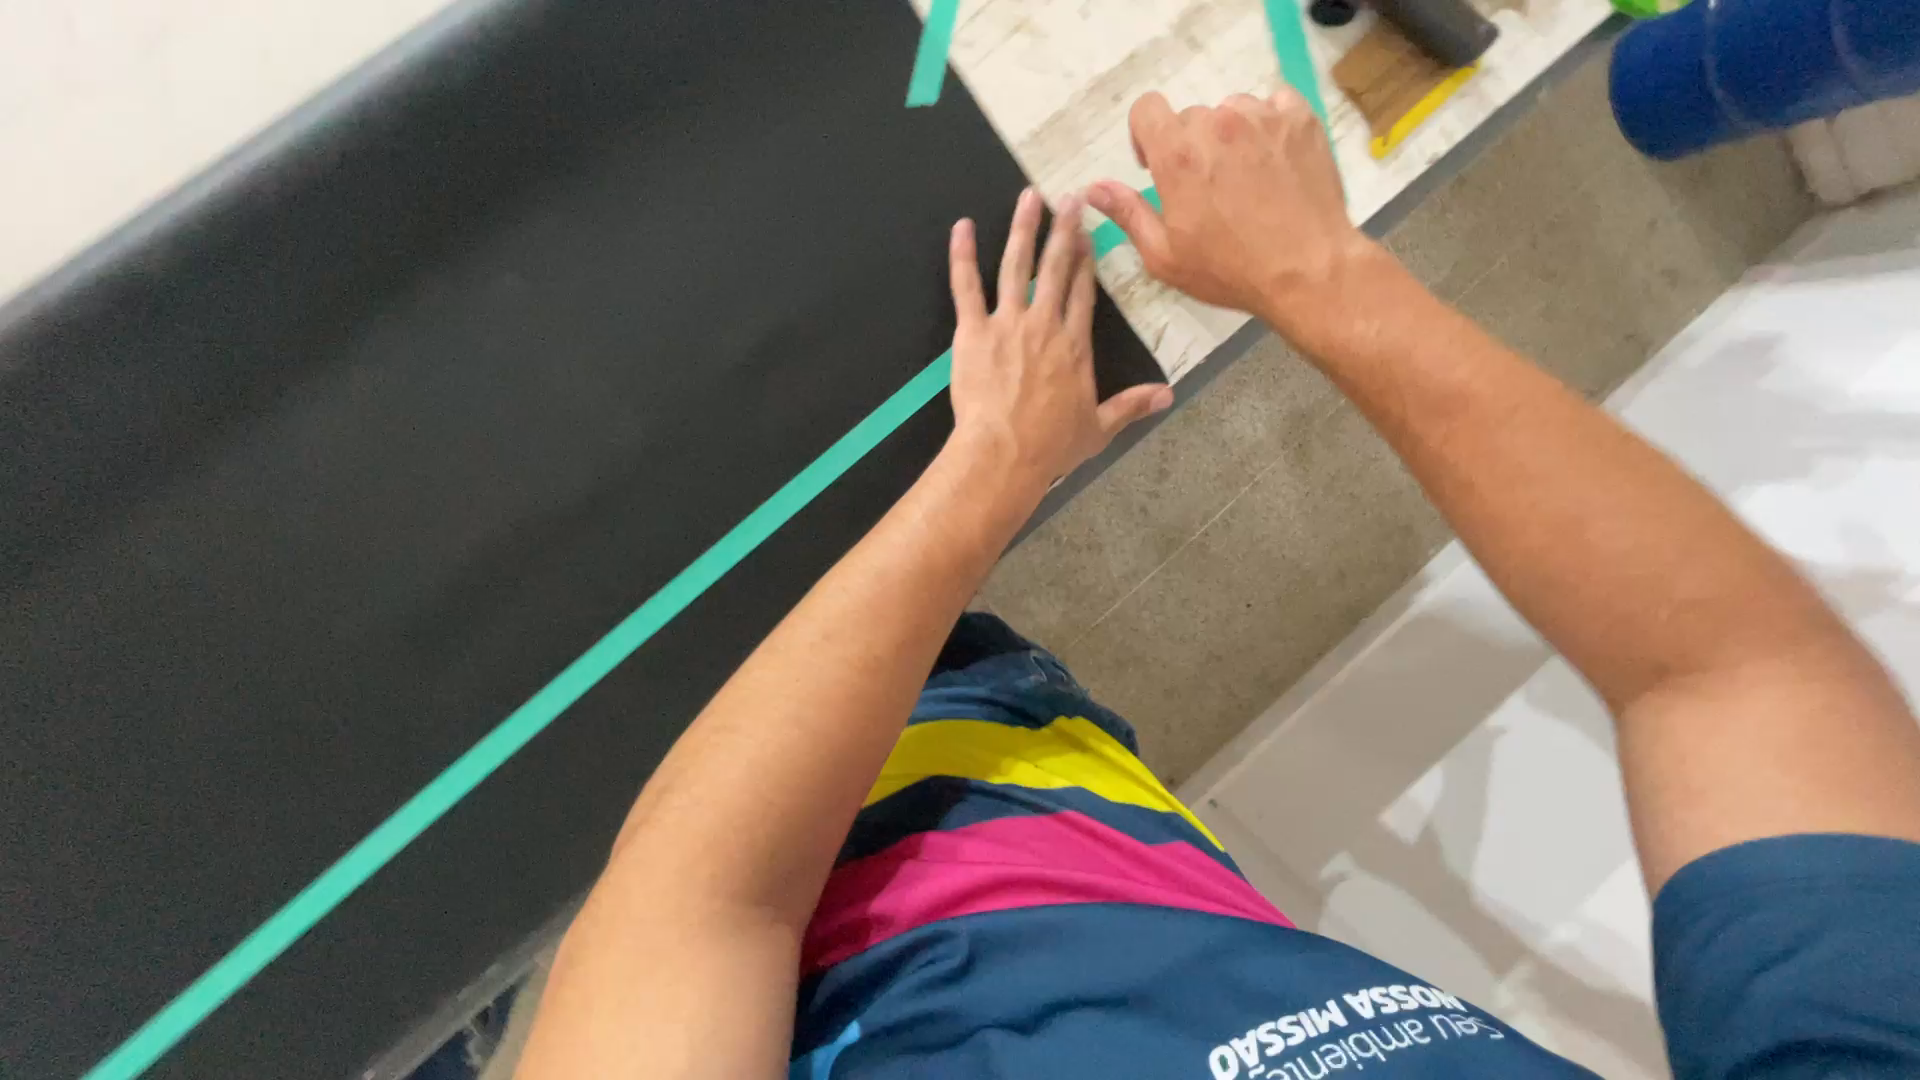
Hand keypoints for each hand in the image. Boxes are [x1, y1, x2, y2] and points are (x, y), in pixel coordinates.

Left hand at [945, 187, 1172, 486]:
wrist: (1005, 453)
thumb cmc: (1051, 446)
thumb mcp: (1098, 430)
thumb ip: (1131, 407)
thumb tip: (1168, 396)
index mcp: (1075, 346)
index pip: (1082, 293)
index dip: (1085, 263)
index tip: (1088, 236)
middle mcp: (1045, 325)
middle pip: (1056, 268)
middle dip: (1064, 231)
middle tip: (1069, 199)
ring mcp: (1008, 324)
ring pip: (1016, 267)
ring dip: (1023, 229)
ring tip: (1029, 197)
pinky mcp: (973, 332)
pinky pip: (966, 287)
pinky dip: (962, 256)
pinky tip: (962, 228)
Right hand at [1086, 90, 1382, 346]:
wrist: (1305, 269)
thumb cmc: (1227, 270)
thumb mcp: (1164, 255)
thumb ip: (1127, 214)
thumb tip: (1094, 189)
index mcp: (1177, 156)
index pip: (1146, 109)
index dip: (1144, 135)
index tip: (1154, 164)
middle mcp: (1218, 124)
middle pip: (1191, 117)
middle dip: (1189, 146)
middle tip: (1204, 188)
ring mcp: (1262, 118)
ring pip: (1232, 111)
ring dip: (1229, 136)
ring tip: (1242, 178)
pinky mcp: (1300, 120)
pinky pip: (1274, 106)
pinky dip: (1267, 127)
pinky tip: (1272, 163)